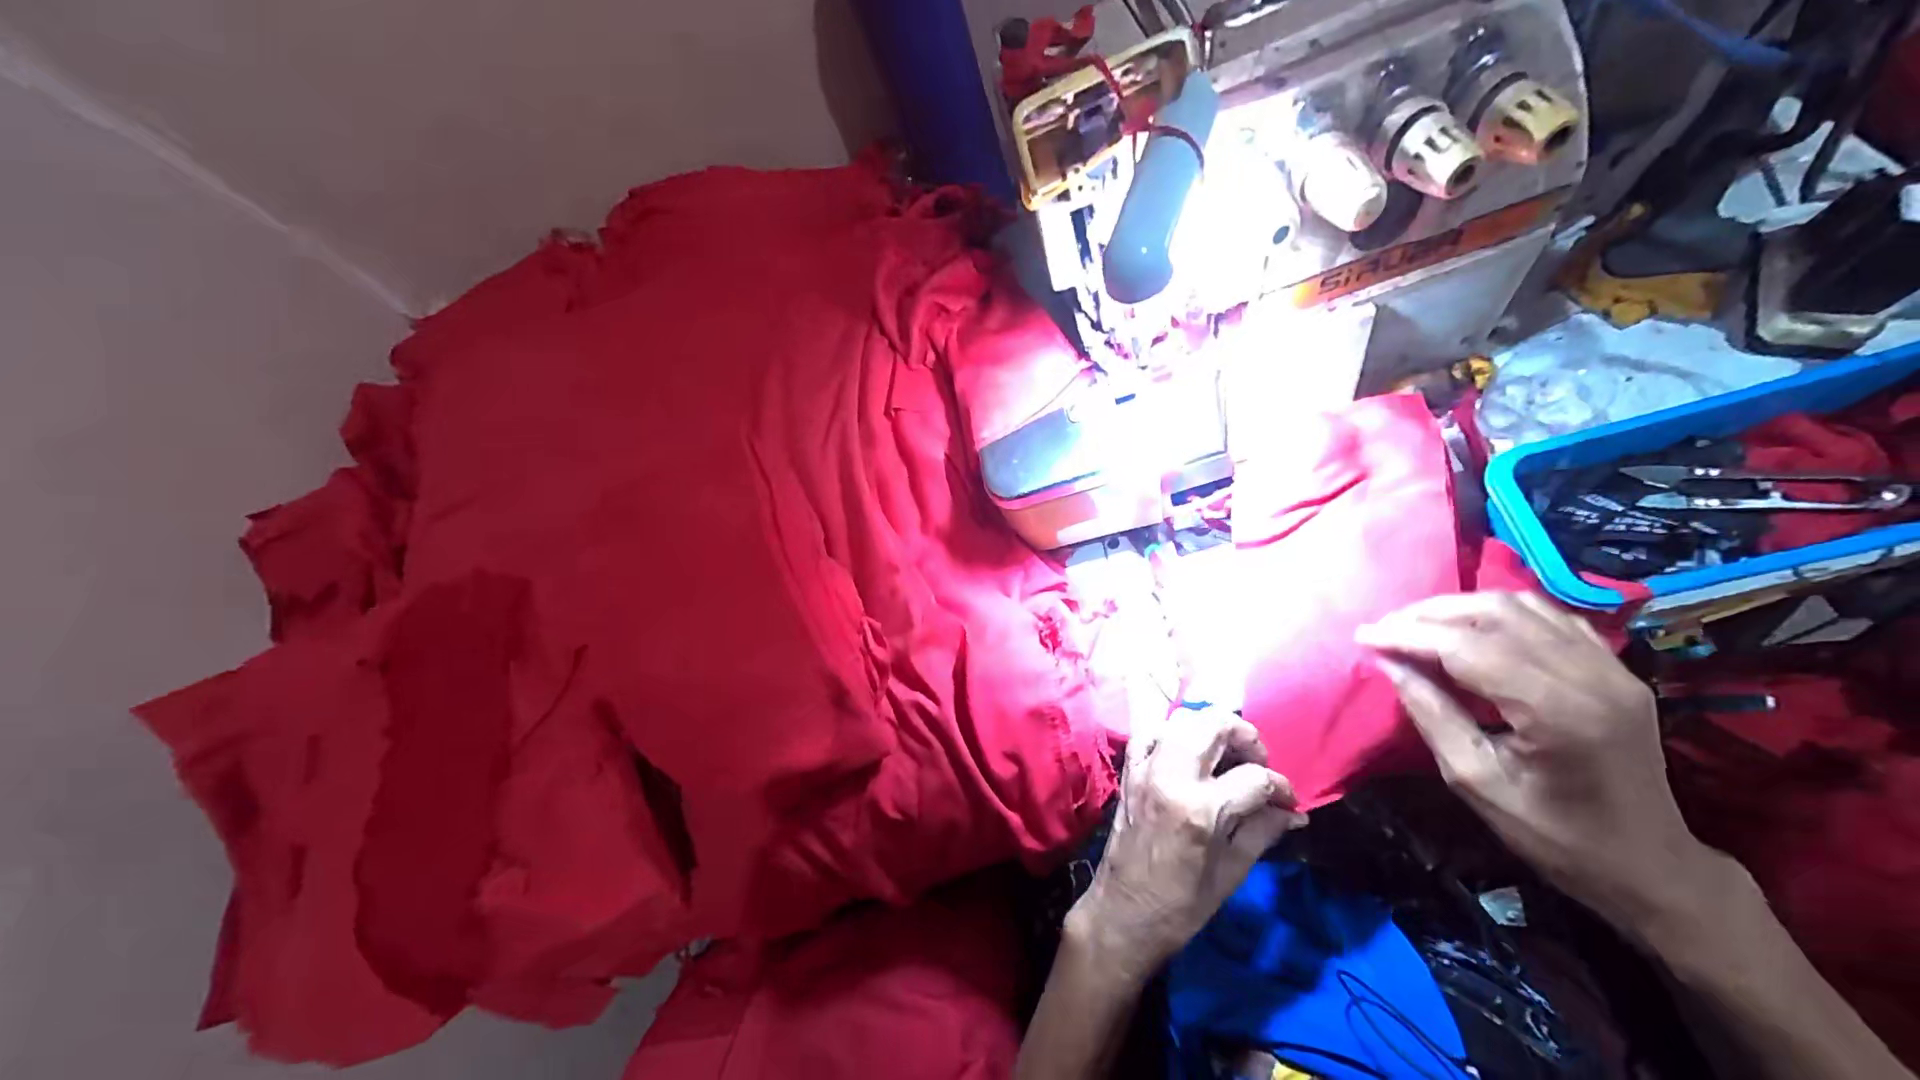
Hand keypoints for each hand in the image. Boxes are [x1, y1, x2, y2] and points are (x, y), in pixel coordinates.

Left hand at [1069, 708, 1306, 980]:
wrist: (1123, 913)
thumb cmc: (1182, 905)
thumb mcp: (1232, 873)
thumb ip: (1262, 831)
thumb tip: (1293, 812)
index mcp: (1201, 808)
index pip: (1254, 777)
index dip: (1280, 787)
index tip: (1288, 801)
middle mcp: (1171, 777)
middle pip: (1214, 725)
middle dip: (1246, 737)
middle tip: (1258, 763)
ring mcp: (1145, 770)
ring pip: (1182, 720)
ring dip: (1210, 729)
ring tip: (1227, 755)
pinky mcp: (1128, 772)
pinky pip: (1149, 733)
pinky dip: (1172, 733)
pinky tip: (1188, 752)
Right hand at [1355, 592, 1717, 928]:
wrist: (1649, 866)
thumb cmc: (1553, 835)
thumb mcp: (1474, 780)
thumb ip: (1430, 713)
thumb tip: (1388, 664)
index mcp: (1556, 711)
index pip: (1466, 647)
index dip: (1407, 634)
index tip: (1362, 636)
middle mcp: (1590, 676)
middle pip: (1495, 613)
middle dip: (1427, 615)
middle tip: (1383, 629)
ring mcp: (1611, 668)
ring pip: (1522, 605)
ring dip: (1460, 608)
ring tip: (1418, 626)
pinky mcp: (1616, 670)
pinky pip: (1551, 617)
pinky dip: (1501, 613)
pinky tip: (1471, 629)